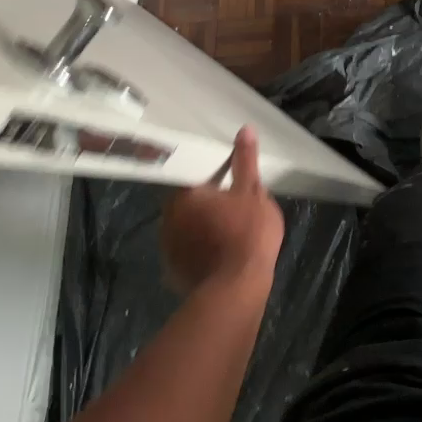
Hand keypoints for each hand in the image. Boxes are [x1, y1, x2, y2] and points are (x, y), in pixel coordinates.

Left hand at [160, 127, 283, 297]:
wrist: (236, 291)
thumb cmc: (246, 234)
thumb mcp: (253, 192)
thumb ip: (245, 161)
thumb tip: (244, 130)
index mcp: (185, 193)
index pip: (190, 173)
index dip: (208, 174)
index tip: (222, 176)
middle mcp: (168, 217)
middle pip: (186, 199)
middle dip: (204, 200)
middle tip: (229, 202)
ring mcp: (167, 246)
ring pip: (184, 226)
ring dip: (200, 224)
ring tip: (226, 227)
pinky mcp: (173, 270)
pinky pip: (185, 250)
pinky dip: (198, 248)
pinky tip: (218, 251)